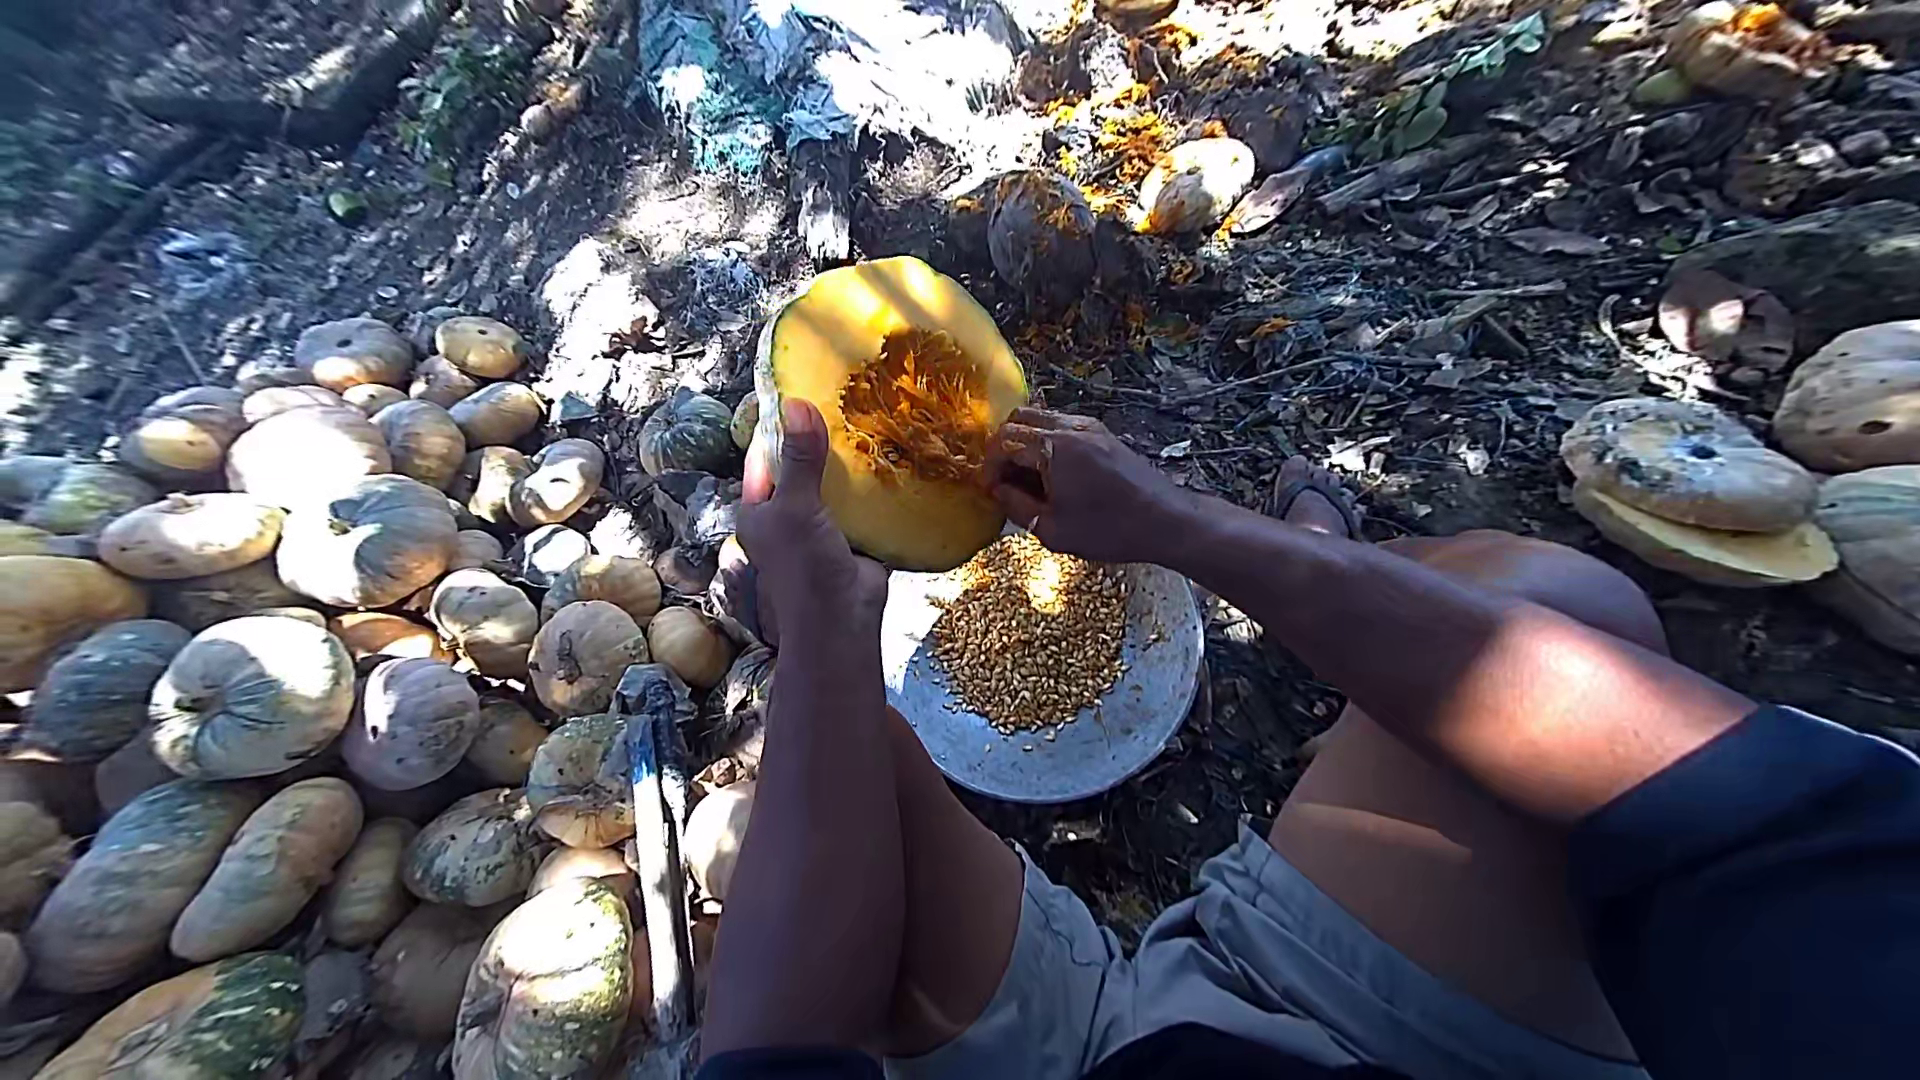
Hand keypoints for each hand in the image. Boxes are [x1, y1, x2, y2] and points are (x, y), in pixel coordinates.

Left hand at [738, 398, 887, 646]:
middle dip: (822, 441)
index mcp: (762, 508)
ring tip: (873, 419)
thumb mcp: (796, 508)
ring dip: (851, 462)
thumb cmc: (805, 567)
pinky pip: (864, 503)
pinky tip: (892, 457)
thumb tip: (798, 404)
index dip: (780, 425)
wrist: (843, 619)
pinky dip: (875, 485)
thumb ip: (800, 460)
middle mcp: (789, 514)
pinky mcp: (855, 535)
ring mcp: (824, 525)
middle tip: (847, 399)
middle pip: (804, 467)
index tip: (804, 389)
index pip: (765, 455)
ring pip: (836, 484)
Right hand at [985, 407, 1191, 563]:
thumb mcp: (1053, 529)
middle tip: (1002, 480)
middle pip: (1019, 420)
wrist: (1166, 520)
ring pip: (1041, 419)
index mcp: (1054, 448)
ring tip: (1026, 479)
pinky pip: (1061, 427)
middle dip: (1002, 448)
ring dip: (1024, 443)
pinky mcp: (1102, 434)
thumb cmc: (1109, 529)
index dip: (989, 466)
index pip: (1004, 441)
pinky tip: (1051, 475)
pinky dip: (1045, 443)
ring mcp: (1089, 427)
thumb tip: (998, 492)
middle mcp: (1071, 428)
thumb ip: (1017, 506)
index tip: (989, 490)